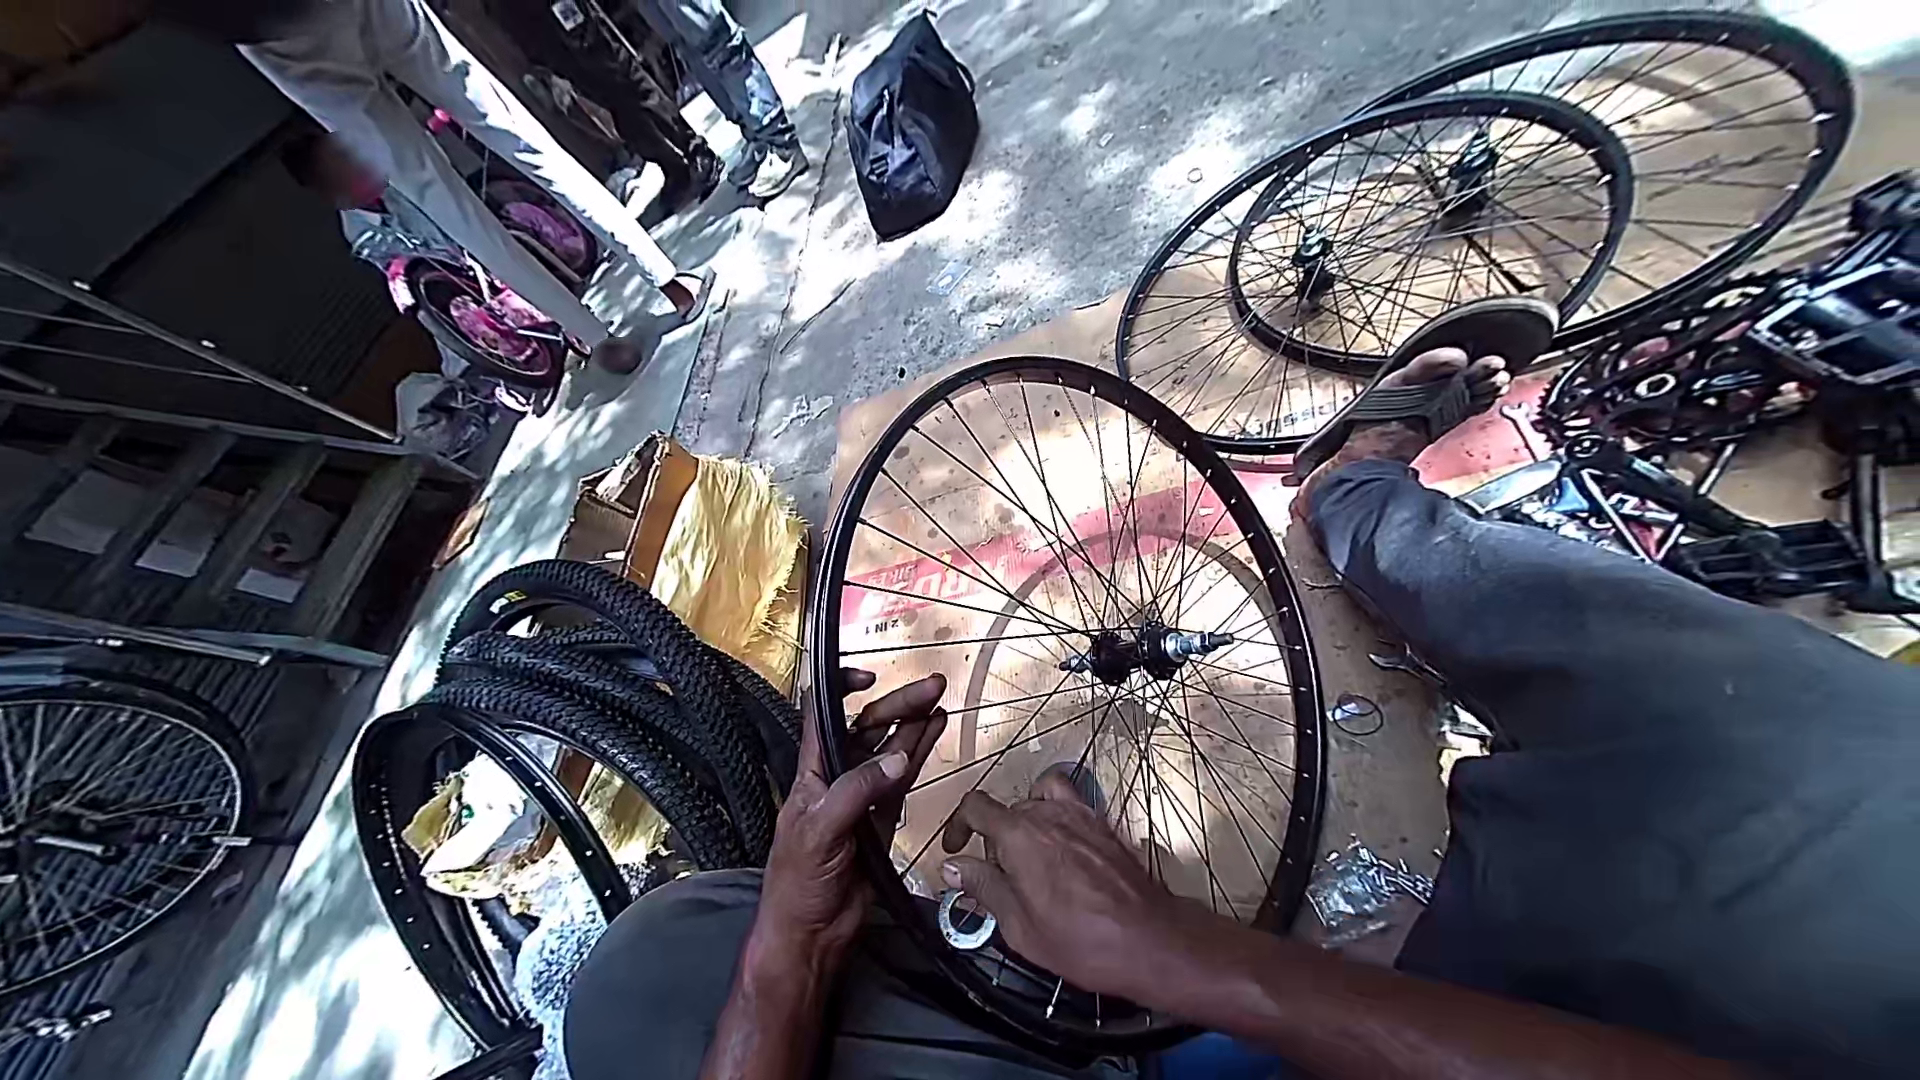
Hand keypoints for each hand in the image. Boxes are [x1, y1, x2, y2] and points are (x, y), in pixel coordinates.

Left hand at [752, 670, 946, 971]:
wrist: (812, 934)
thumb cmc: (797, 882)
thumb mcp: (819, 831)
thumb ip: (857, 791)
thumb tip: (897, 760)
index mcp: (813, 771)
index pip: (823, 715)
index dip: (841, 689)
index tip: (868, 676)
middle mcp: (839, 774)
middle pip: (870, 726)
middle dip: (900, 703)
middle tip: (932, 685)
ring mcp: (865, 793)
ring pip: (893, 746)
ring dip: (915, 721)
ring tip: (939, 698)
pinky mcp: (885, 814)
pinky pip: (906, 774)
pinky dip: (921, 749)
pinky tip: (935, 729)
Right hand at [938, 771, 1200, 1001]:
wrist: (1147, 939)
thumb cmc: (1083, 940)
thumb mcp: (1020, 927)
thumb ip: (984, 888)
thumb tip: (954, 868)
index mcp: (1018, 836)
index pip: (974, 806)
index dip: (958, 825)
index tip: (955, 848)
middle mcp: (1044, 813)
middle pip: (1004, 811)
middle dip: (992, 842)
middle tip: (1000, 880)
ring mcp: (1073, 811)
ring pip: (1030, 804)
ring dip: (1020, 825)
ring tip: (1028, 859)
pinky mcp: (1096, 818)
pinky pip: (1063, 794)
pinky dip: (1049, 803)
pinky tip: (1055, 833)